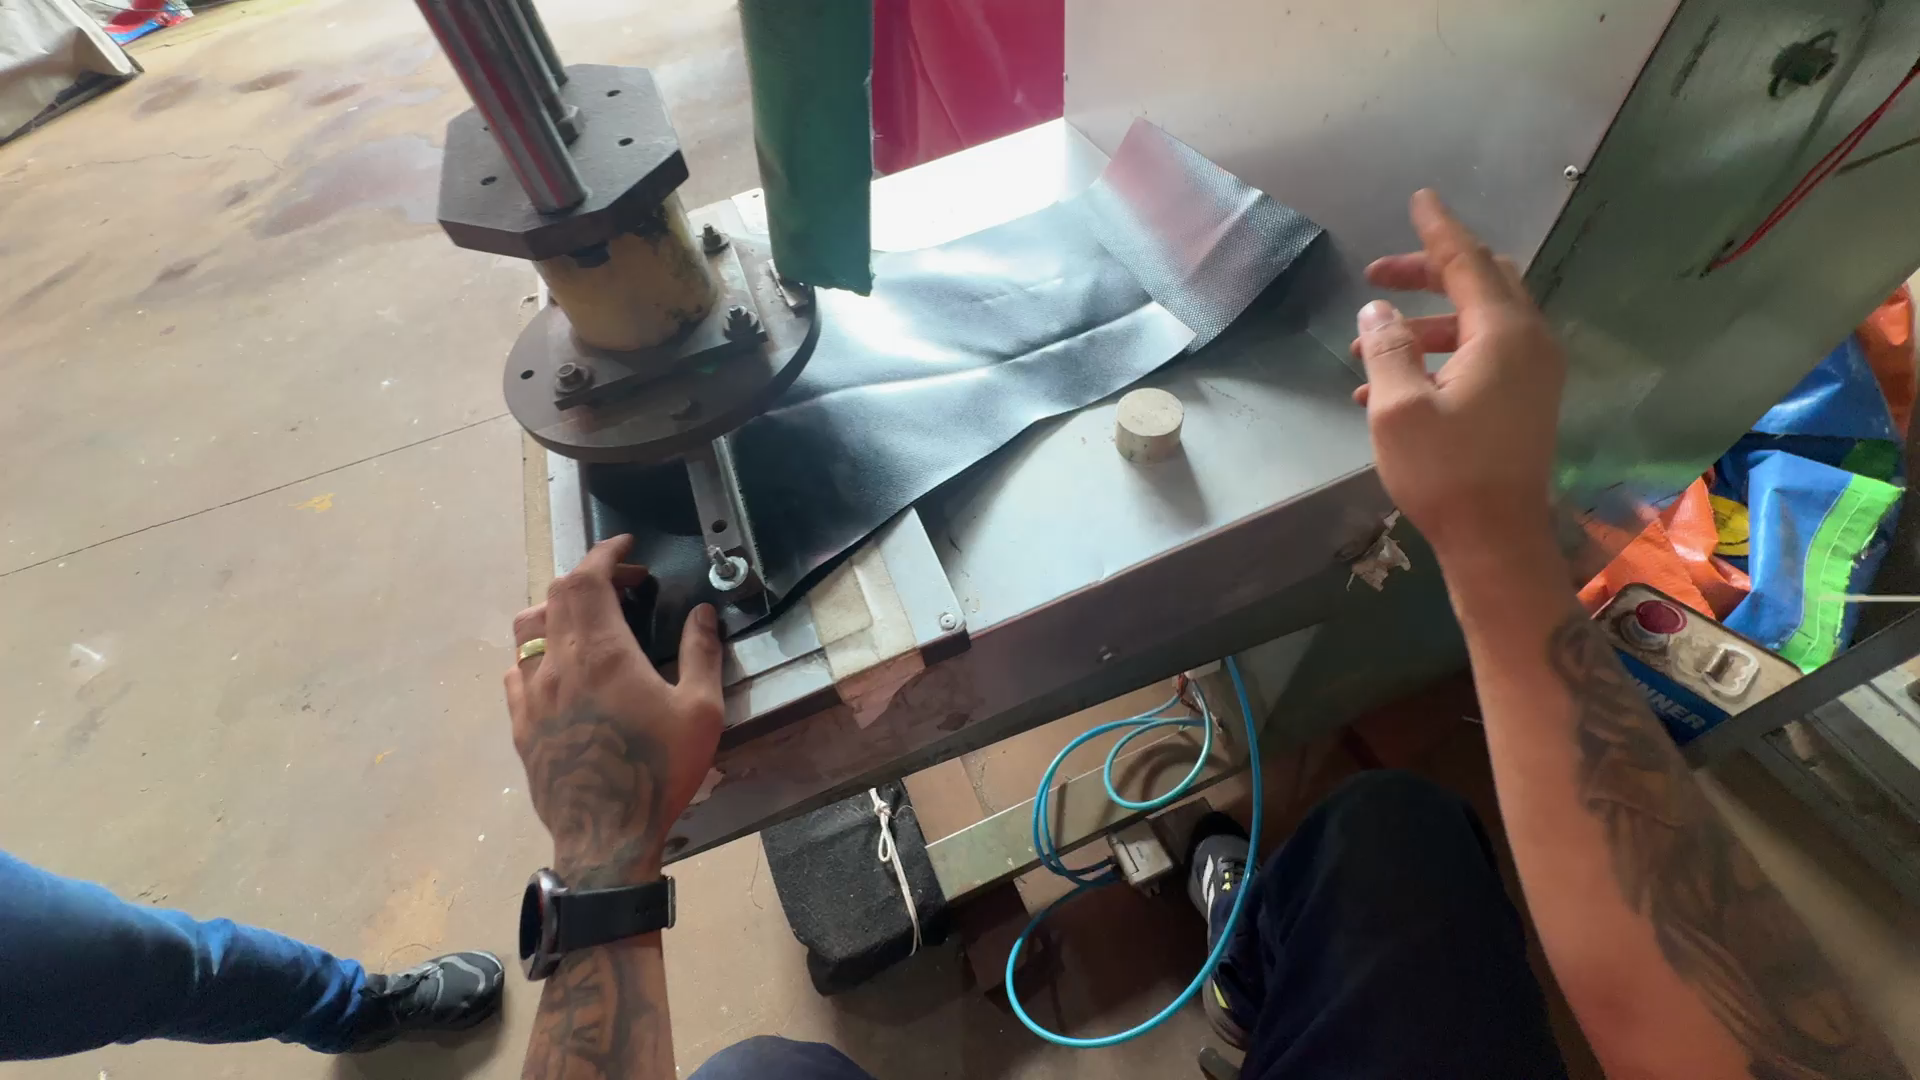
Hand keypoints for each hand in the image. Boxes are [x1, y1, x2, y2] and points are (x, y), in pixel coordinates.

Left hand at [505, 535, 723, 884]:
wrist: (606, 835)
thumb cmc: (660, 768)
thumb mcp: (701, 709)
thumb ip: (701, 653)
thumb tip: (703, 612)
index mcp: (602, 653)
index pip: (587, 580)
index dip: (605, 553)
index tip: (626, 546)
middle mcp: (557, 664)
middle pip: (556, 595)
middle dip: (590, 575)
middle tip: (626, 583)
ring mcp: (530, 695)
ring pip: (528, 628)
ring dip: (559, 607)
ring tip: (590, 618)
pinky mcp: (519, 724)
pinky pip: (516, 669)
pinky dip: (538, 649)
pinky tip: (562, 667)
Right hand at [1349, 189, 1565, 556]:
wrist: (1493, 537)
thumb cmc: (1443, 470)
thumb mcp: (1397, 408)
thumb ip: (1385, 350)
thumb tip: (1377, 310)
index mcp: (1503, 335)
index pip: (1468, 263)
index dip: (1438, 231)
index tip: (1420, 199)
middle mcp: (1528, 343)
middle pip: (1481, 284)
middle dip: (1430, 273)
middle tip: (1379, 276)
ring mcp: (1530, 373)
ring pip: (1476, 323)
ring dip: (1423, 325)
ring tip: (1368, 343)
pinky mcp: (1522, 400)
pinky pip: (1478, 357)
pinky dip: (1436, 357)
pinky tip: (1387, 387)